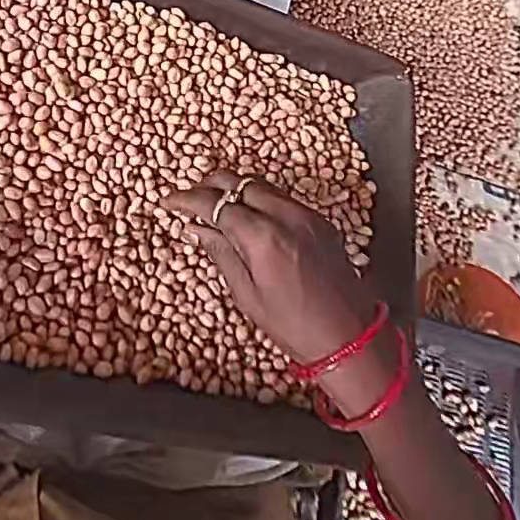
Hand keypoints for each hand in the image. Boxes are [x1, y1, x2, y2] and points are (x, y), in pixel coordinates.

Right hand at [162, 174, 385, 365]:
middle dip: (209, 185)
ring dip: (234, 188)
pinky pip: (281, 197)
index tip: (169, 201)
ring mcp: (307, 216)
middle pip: (238, 181)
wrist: (350, 338)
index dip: (187, 199)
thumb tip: (196, 228)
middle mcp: (286, 218)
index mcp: (263, 238)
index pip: (215, 203)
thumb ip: (221, 252)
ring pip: (260, 185)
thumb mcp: (246, 293)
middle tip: (190, 199)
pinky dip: (258, 198)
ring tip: (215, 204)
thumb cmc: (293, 325)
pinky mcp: (320, 221)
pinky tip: (246, 215)